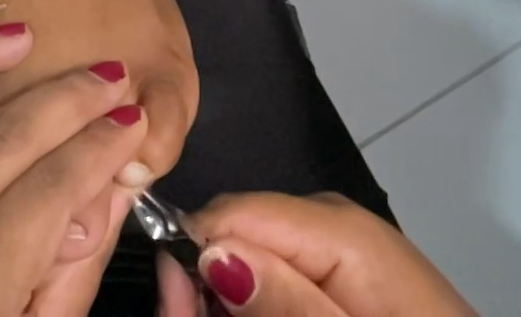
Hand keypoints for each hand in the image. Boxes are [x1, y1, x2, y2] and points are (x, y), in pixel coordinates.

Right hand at [156, 193, 476, 315]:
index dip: (193, 261)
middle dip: (209, 287)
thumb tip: (210, 252)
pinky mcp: (341, 267)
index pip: (229, 213)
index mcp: (337, 226)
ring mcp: (336, 242)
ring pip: (249, 256)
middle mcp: (328, 218)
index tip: (179, 311)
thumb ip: (286, 305)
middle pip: (234, 234)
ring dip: (229, 301)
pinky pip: (280, 271)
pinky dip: (260, 302)